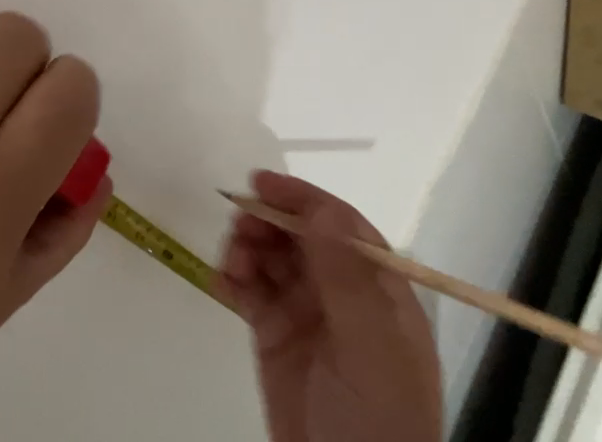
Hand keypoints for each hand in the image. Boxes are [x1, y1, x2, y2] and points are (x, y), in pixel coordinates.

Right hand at [221, 171, 442, 441]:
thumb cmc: (378, 417)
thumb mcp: (371, 348)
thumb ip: (347, 279)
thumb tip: (321, 212)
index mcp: (379, 289)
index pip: (341, 226)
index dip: (303, 200)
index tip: (261, 184)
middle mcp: (342, 294)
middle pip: (300, 236)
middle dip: (268, 222)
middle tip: (239, 225)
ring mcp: (305, 314)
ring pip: (270, 258)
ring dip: (247, 247)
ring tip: (231, 264)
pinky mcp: (273, 336)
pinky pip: (249, 291)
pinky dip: (233, 277)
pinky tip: (221, 281)